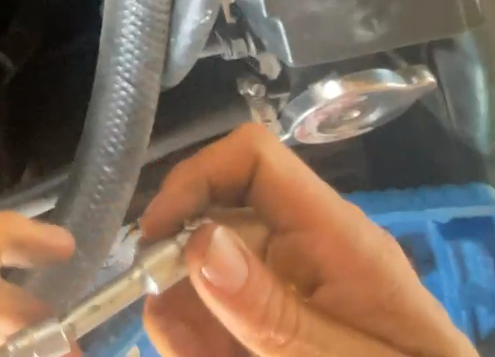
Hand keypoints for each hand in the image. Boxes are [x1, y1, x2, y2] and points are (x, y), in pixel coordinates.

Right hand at [140, 124, 475, 356]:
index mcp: (336, 239)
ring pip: (204, 278)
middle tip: (168, 332)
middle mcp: (308, 253)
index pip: (255, 158)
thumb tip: (200, 242)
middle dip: (177, 272)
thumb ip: (278, 317)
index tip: (158, 235)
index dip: (197, 176)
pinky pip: (218, 320)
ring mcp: (292, 294)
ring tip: (193, 356)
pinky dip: (197, 343)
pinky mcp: (283, 330)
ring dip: (184, 320)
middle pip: (214, 221)